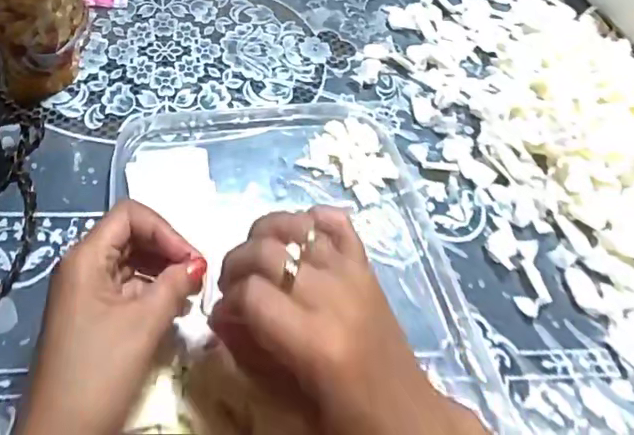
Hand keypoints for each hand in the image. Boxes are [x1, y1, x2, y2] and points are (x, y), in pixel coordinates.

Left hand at [17, 200, 206, 434]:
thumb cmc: (98, 373)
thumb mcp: (142, 326)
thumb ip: (172, 287)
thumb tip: (196, 264)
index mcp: (85, 256)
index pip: (129, 215)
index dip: (164, 229)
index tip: (192, 259)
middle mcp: (81, 264)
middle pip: (128, 235)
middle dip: (164, 249)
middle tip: (197, 276)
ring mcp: (82, 290)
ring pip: (127, 261)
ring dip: (159, 270)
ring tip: (189, 292)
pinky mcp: (88, 314)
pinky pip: (122, 287)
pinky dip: (148, 291)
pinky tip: (171, 308)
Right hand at [209, 207, 488, 434]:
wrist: (415, 422)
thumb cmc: (352, 423)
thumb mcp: (294, 405)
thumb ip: (252, 357)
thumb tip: (218, 318)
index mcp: (317, 344)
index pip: (252, 293)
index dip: (229, 300)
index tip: (224, 315)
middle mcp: (334, 297)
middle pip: (266, 251)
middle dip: (236, 264)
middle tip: (232, 286)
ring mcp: (353, 275)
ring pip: (295, 226)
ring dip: (264, 235)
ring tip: (258, 260)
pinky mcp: (366, 266)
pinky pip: (335, 222)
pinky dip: (311, 220)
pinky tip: (297, 240)